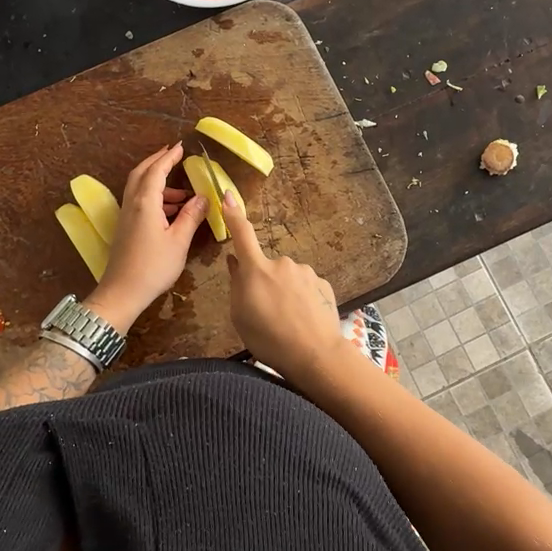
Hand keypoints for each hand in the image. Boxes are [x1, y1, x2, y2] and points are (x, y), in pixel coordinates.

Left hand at [84, 143, 208, 333]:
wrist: (122, 293)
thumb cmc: (153, 267)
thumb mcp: (179, 241)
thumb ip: (191, 216)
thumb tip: (203, 197)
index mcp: (145, 203)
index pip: (156, 171)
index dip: (168, 157)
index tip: (181, 146)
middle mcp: (132, 204)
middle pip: (141, 173)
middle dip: (157, 162)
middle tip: (174, 156)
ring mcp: (126, 216)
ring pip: (139, 188)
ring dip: (159, 184)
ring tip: (183, 194)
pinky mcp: (126, 228)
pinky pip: (139, 202)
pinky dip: (155, 198)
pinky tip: (171, 212)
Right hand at [219, 189, 343, 378]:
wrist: (315, 354)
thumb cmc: (268, 339)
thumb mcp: (240, 316)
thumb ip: (237, 284)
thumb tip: (235, 262)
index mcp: (256, 270)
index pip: (242, 234)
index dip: (233, 214)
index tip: (228, 196)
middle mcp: (282, 263)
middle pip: (267, 268)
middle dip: (265, 283)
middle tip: (266, 314)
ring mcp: (306, 272)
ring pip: (289, 279)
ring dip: (286, 294)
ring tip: (288, 323)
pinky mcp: (324, 284)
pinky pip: (307, 288)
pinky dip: (303, 301)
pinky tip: (304, 321)